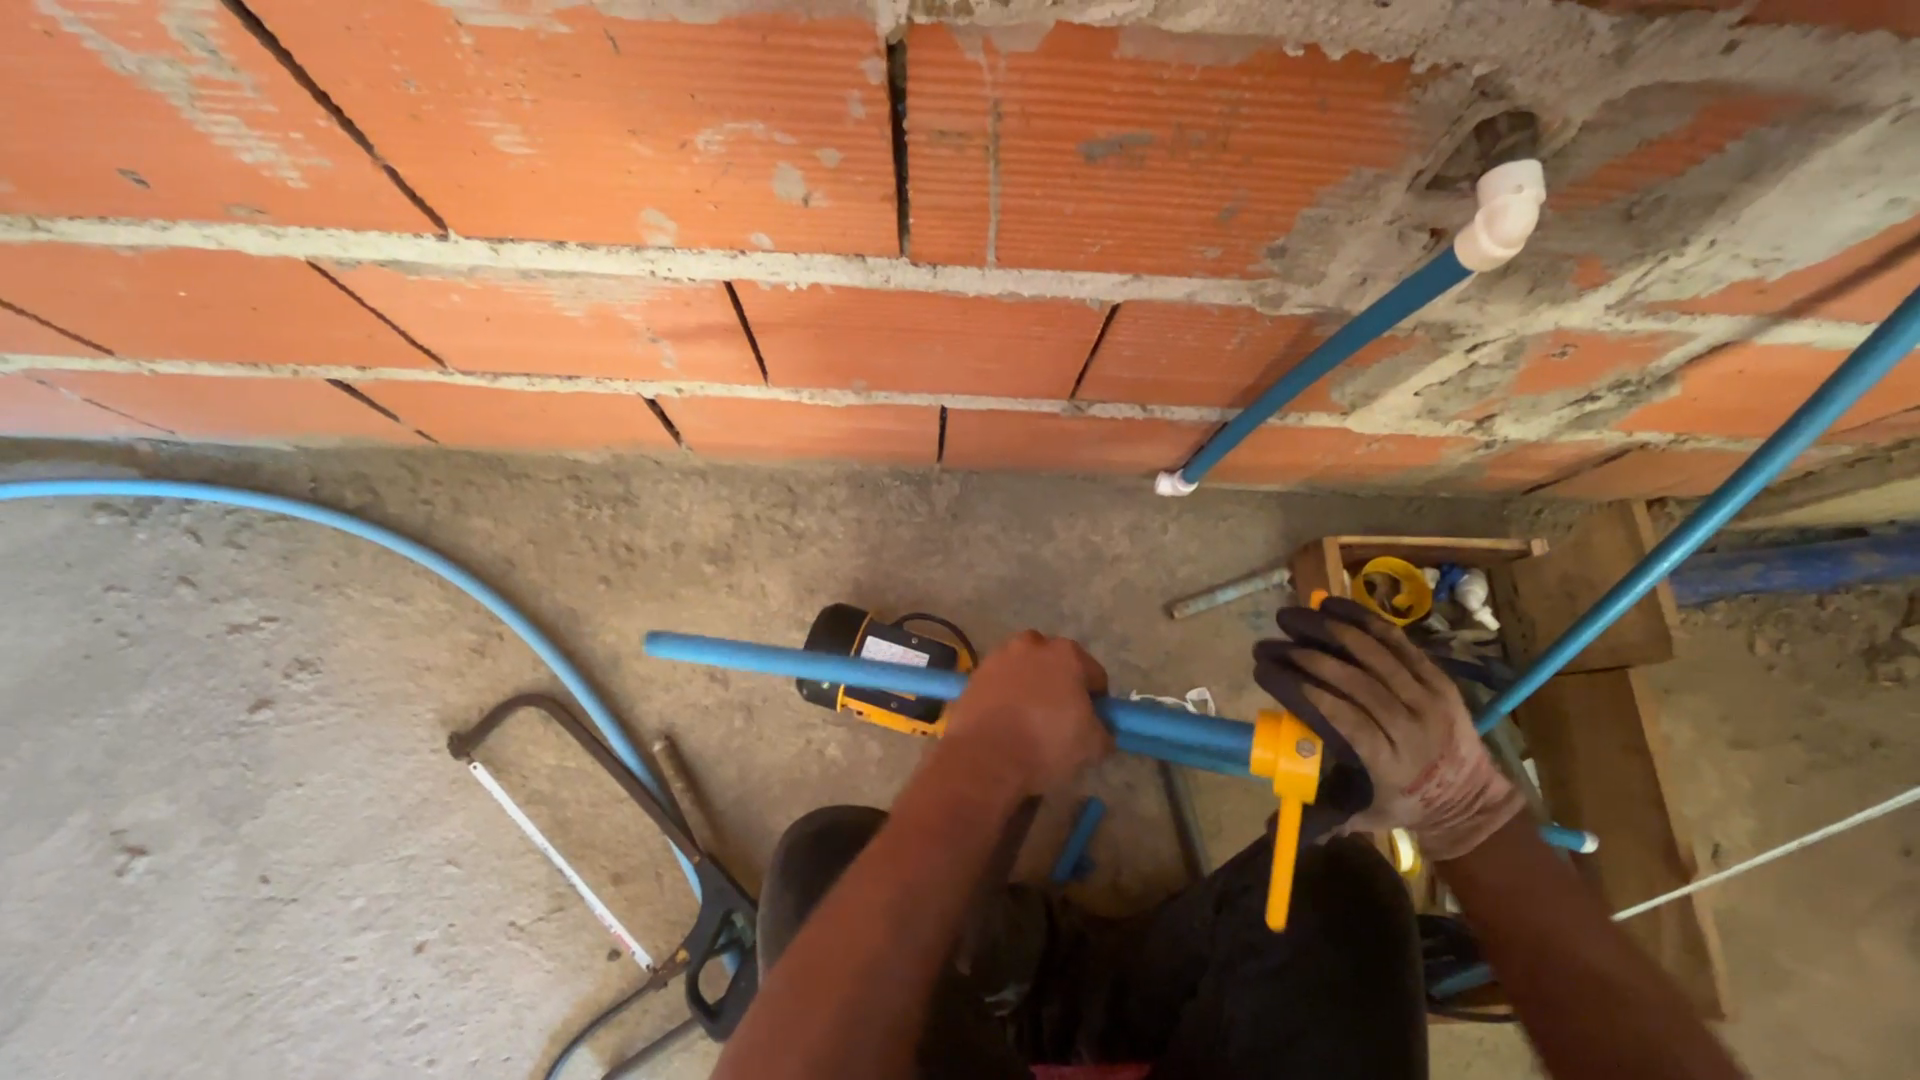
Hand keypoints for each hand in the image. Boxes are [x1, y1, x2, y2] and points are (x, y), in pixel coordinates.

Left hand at [941, 631, 1112, 795]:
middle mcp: (1032, 645)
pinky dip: (1005, 696)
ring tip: (1028, 720)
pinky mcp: (974, 675)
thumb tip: (1101, 730)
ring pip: (1024, 670)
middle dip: (1060, 685)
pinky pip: (999, 683)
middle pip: (1056, 665)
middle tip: (1060, 719)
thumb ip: (1104, 732)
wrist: (985, 757)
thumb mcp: (1093, 746)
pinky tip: (1005, 722)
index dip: (1096, 700)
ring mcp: (998, 657)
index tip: (1092, 722)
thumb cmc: (1047, 744)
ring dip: (1030, 686)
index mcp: (1067, 654)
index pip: (1094, 675)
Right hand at [1253, 598, 1522, 860]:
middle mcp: (1410, 726)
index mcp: (1387, 761)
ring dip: (1330, 630)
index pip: (1341, 716)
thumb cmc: (1403, 806)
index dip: (1303, 689)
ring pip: (1376, 654)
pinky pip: (1399, 643)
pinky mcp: (1437, 679)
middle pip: (1355, 680)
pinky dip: (1364, 621)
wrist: (1470, 800)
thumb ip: (1318, 816)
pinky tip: (1332, 606)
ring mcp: (1428, 699)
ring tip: (1293, 616)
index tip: (1266, 671)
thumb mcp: (1362, 818)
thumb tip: (1264, 828)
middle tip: (1269, 642)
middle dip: (1306, 655)